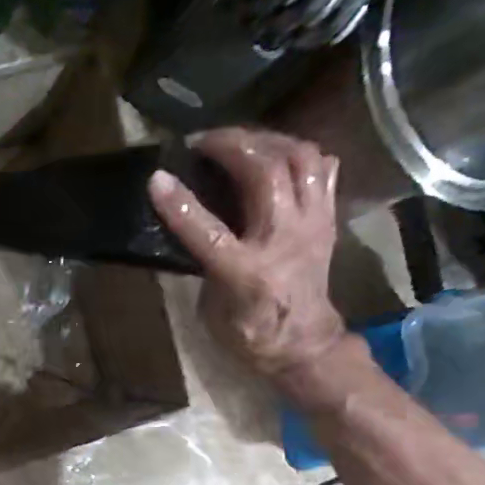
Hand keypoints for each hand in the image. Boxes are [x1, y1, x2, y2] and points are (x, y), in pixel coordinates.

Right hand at [148, 127, 348, 382]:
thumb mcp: (211, 307)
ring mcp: (313, 225)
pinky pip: (322, 168)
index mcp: (247, 274)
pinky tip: (276, 155)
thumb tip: (189, 226)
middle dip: (231, 145)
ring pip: (301, 158)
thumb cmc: (248, 335)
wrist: (304, 345)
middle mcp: (284, 241)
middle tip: (202, 141)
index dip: (180, 203)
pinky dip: (298, 152)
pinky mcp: (328, 218)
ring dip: (267, 140)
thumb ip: (203, 262)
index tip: (157, 176)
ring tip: (239, 141)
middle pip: (266, 173)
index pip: (209, 231)